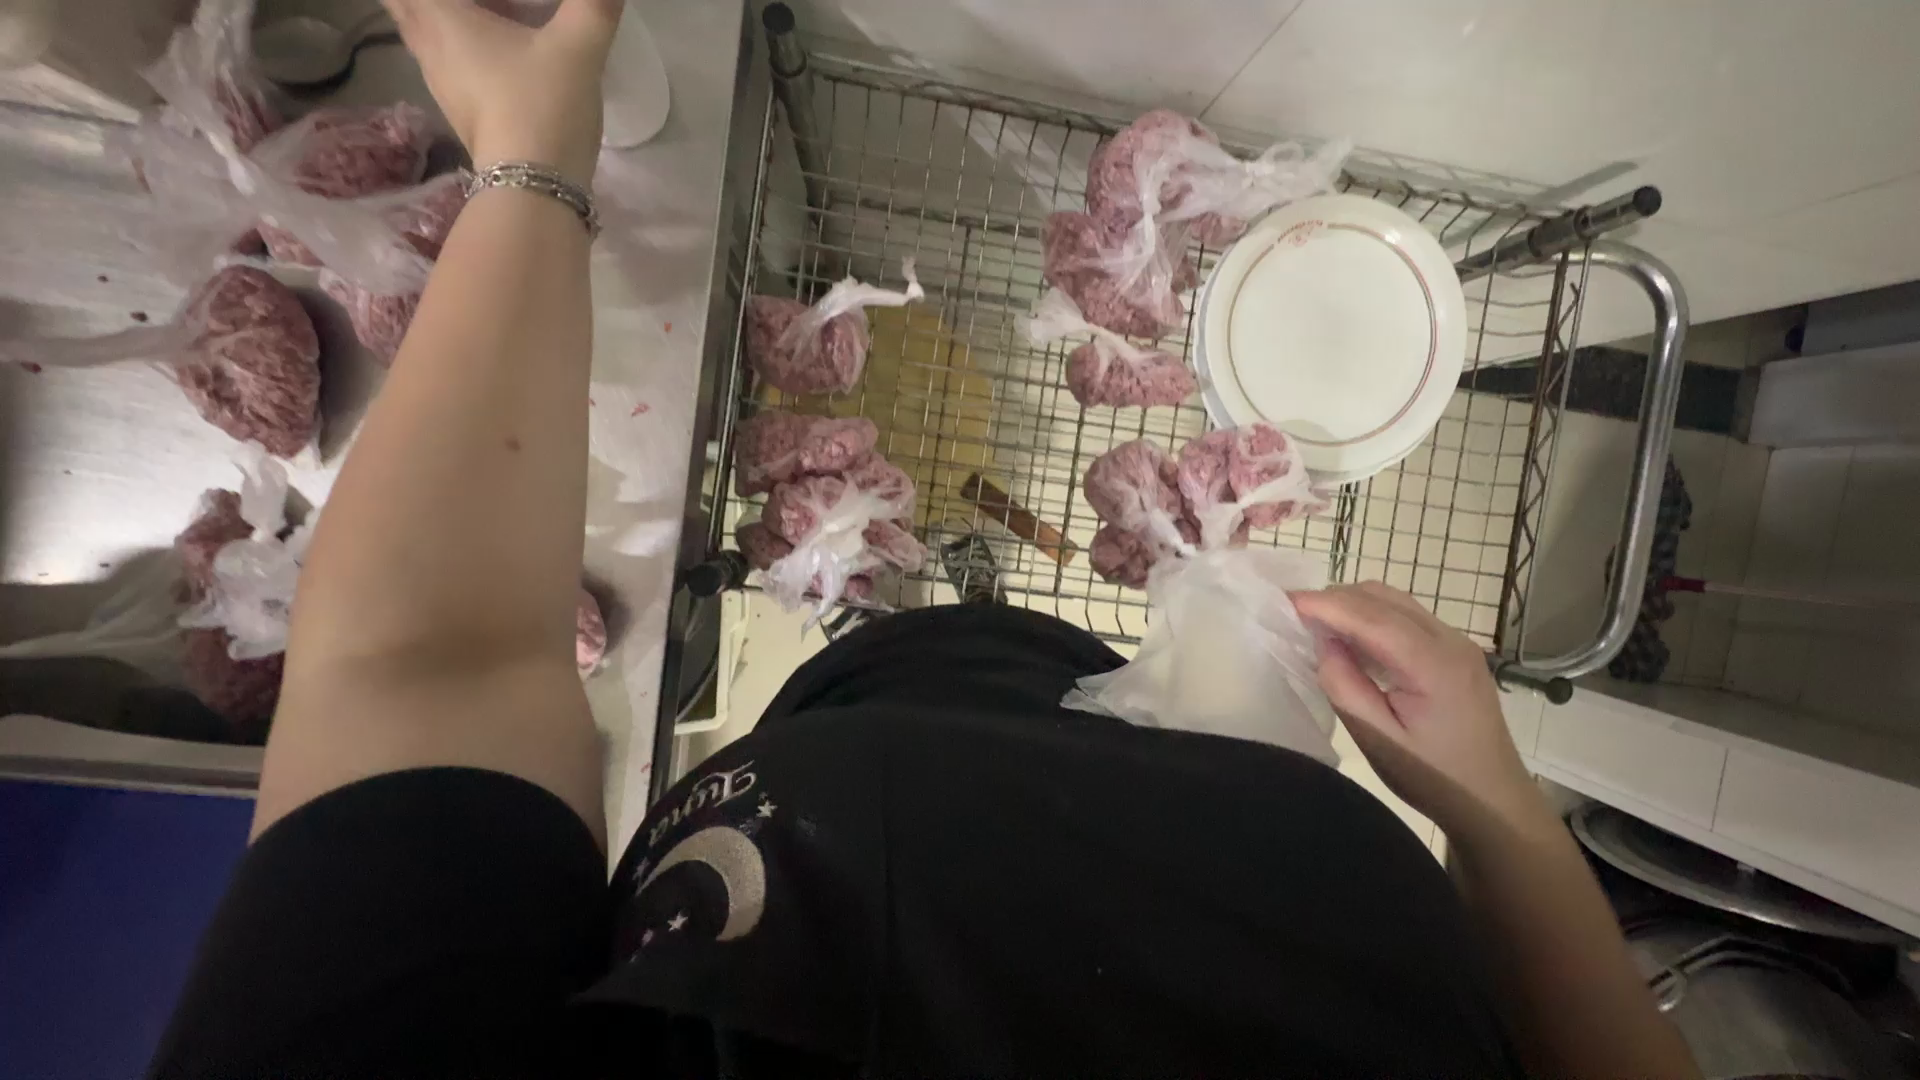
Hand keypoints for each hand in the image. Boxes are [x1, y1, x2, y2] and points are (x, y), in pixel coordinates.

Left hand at [382, 0, 621, 183]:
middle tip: (482, 7)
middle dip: (433, 1)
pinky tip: (500, 60)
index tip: (477, 2)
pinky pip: (450, 67)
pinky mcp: (464, 116)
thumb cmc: (542, 107)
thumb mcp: (577, 51)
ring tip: (489, 19)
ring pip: (426, 35)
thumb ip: (594, 7)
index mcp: (439, 16)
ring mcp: (442, 86)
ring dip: (447, 20)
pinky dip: (464, 52)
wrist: (536, 190)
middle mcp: (427, 46)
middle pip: (405, 4)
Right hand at [1291, 583, 1551, 838]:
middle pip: (1382, 598)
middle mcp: (1450, 642)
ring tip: (1317, 625)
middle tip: (1293, 616)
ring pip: (1394, 601)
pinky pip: (1405, 616)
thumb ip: (1344, 686)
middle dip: (1333, 598)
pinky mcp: (1455, 651)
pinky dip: (1370, 616)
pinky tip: (1351, 640)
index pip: (1370, 617)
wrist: (1494, 801)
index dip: (1324, 604)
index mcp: (1433, 665)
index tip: (1284, 602)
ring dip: (1351, 605)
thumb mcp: (1377, 740)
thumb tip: (1323, 643)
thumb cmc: (1433, 777)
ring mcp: (1456, 643)